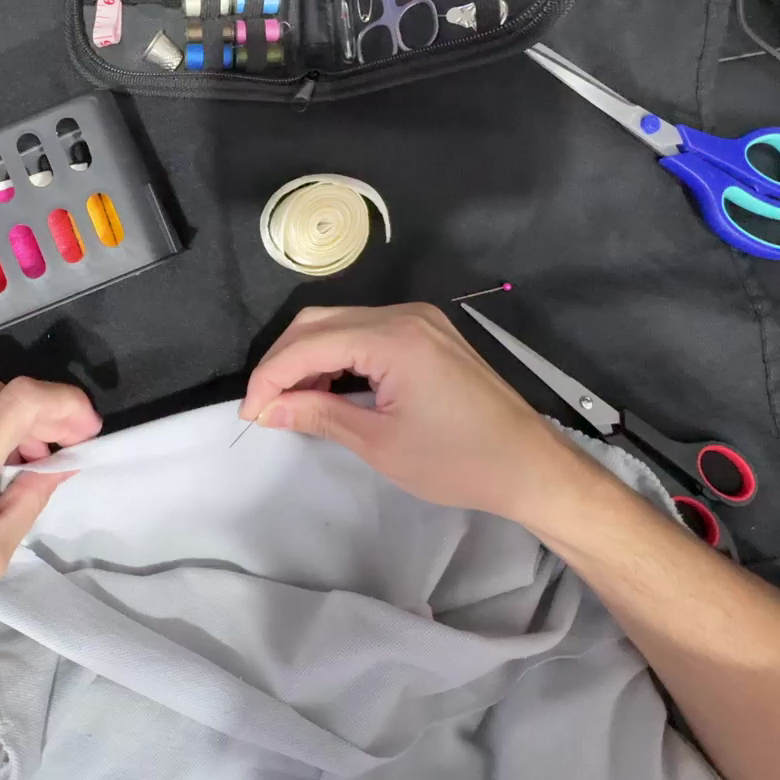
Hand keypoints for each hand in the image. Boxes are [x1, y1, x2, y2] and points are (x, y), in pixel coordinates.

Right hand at [238, 304, 596, 519]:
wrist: (530, 466)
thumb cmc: (458, 462)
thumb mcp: (378, 443)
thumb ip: (317, 415)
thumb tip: (267, 410)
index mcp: (393, 337)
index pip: (309, 344)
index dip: (270, 377)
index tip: (249, 413)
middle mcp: (402, 314)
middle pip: (318, 322)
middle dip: (282, 362)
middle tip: (264, 406)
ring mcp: (416, 318)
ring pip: (337, 322)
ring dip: (306, 358)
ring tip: (289, 401)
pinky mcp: (424, 331)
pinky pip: (362, 331)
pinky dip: (335, 355)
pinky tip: (325, 386)